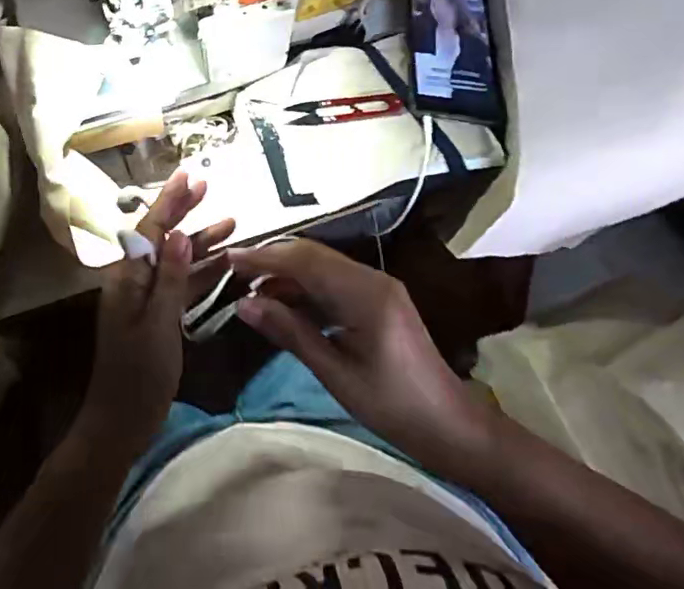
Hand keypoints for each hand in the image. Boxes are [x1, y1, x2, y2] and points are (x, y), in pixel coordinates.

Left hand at [81, 173, 233, 449]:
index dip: (170, 200)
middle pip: (162, 237)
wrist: (121, 421)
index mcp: (127, 277)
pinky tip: (225, 264)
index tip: (188, 176)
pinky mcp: (156, 316)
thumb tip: (181, 233)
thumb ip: (171, 278)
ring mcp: (145, 298)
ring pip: (176, 260)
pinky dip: (201, 273)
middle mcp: (134, 280)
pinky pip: (181, 284)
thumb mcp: (159, 324)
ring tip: (232, 224)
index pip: (151, 228)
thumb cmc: (139, 374)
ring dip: (201, 243)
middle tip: (208, 188)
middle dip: (185, 212)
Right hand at [231, 240, 485, 456]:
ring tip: (250, 289)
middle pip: (311, 255)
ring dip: (285, 273)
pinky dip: (303, 287)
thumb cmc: (396, 407)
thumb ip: (290, 333)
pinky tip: (283, 304)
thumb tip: (243, 304)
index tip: (227, 258)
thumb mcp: (336, 374)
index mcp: (364, 293)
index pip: (303, 261)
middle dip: (270, 259)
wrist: (455, 429)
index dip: (263, 257)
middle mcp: (371, 279)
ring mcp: (376, 287)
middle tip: (232, 271)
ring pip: (320, 265)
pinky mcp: (377, 299)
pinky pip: (332, 281)